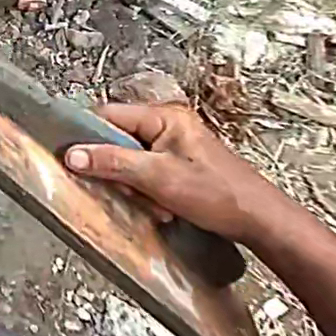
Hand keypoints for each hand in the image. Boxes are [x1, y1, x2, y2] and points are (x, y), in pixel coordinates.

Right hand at [64, 103, 293, 245]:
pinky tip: (165, 208)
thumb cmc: (218, 195)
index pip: (110, 115)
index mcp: (164, 115)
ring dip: (137, 186)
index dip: (91, 137)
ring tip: (157, 204)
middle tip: (134, 191)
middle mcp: (169, 123)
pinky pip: (149, 172)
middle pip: (120, 139)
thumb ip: (114, 163)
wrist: (260, 221)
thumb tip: (75, 154)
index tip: (77, 159)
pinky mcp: (181, 164)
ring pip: (133, 160)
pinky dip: (150, 192)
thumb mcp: (158, 179)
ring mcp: (176, 144)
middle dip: (121, 170)